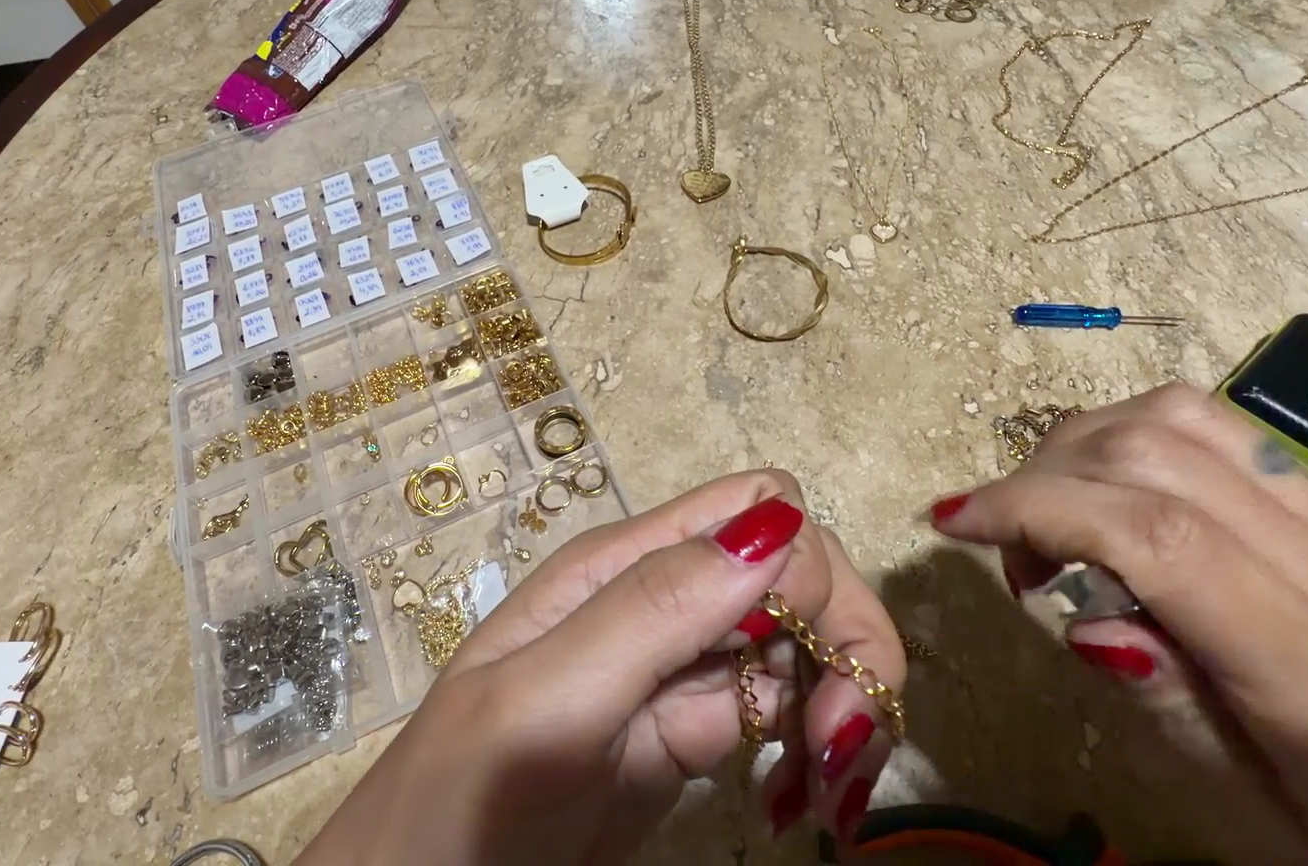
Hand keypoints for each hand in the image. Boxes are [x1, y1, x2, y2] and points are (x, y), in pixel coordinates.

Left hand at [297, 470, 905, 865]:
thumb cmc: (465, 795)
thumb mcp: (544, 698)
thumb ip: (650, 609)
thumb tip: (778, 530)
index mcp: (624, 563)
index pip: (757, 508)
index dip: (801, 565)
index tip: (798, 655)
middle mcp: (664, 595)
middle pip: (796, 565)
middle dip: (840, 632)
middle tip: (834, 738)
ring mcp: (683, 664)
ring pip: (801, 635)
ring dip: (841, 695)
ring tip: (824, 783)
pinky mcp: (695, 729)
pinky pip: (782, 706)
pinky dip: (813, 743)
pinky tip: (793, 798)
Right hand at [932, 383, 1307, 865]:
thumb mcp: (1263, 827)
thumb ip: (1172, 713)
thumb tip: (1078, 616)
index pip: (1155, 534)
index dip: (1033, 506)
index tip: (950, 520)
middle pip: (1160, 452)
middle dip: (1043, 476)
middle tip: (1008, 550)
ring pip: (1190, 417)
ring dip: (1085, 444)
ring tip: (1054, 513)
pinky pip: (1226, 433)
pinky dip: (1136, 439)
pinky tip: (1115, 495)